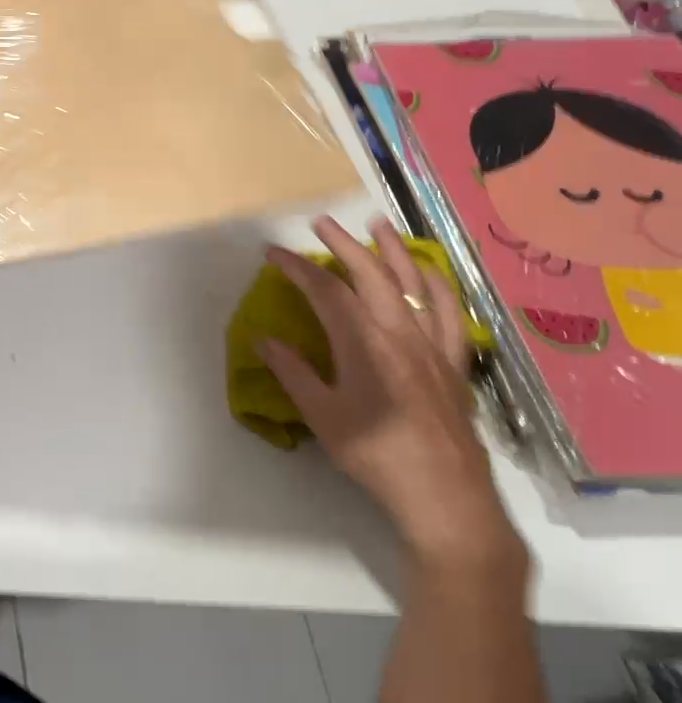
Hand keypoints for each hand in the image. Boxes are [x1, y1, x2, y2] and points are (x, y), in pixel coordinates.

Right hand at [263, 216, 521, 566]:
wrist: (444, 494)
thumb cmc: (373, 453)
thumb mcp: (319, 414)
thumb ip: (292, 372)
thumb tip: (264, 340)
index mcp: (363, 344)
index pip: (326, 291)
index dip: (297, 267)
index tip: (272, 254)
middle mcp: (402, 335)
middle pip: (374, 276)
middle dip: (344, 245)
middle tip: (320, 224)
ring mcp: (434, 347)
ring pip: (418, 286)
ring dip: (397, 252)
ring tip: (380, 227)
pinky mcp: (453, 364)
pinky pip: (449, 313)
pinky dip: (437, 285)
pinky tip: (428, 275)